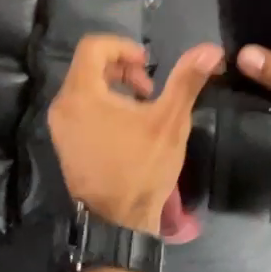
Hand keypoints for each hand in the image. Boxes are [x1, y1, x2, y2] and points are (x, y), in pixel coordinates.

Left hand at [48, 35, 223, 233]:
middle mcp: (62, 105)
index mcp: (81, 93)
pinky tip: (128, 126)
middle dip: (122, 69)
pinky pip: (80, 106)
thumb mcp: (170, 122)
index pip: (93, 46)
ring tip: (142, 108)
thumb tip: (211, 50)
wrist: (119, 225)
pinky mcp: (63, 142)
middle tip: (149, 90)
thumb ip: (186, 81)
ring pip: (85, 86)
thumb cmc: (142, 169)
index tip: (147, 64)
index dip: (122, 46)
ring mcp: (59, 126)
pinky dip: (103, 104)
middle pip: (88, 65)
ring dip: (115, 87)